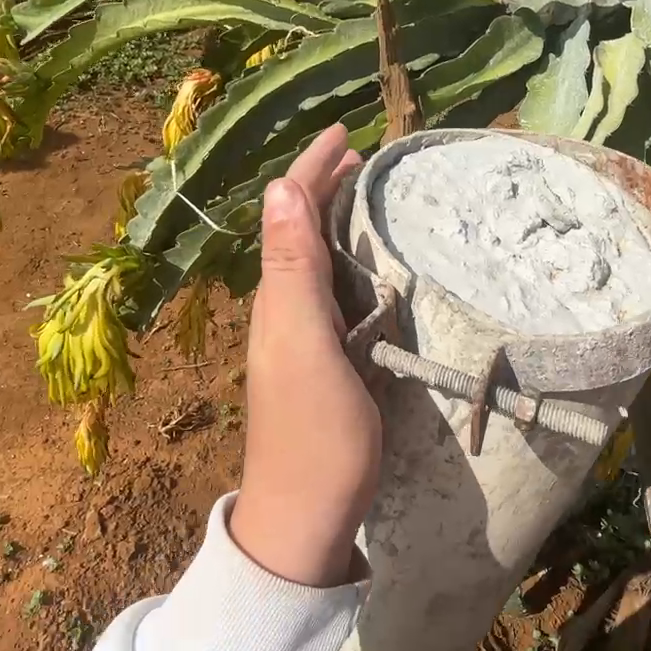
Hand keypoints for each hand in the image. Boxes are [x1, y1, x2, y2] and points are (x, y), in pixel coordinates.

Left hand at [229, 125, 379, 586]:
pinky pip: (332, 284)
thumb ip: (292, 270)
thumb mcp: (305, 345)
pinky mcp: (322, 355)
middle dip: (325, 183)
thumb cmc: (314, 435)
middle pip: (299, 226)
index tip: (345, 132)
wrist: (306, 519)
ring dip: (337, 215)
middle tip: (365, 155)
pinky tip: (372, 260)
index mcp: (277, 295)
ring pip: (315, 253)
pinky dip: (349, 255)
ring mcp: (300, 332)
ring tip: (370, 191)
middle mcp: (282, 305)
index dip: (312, 168)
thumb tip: (278, 187)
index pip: (289, 211)